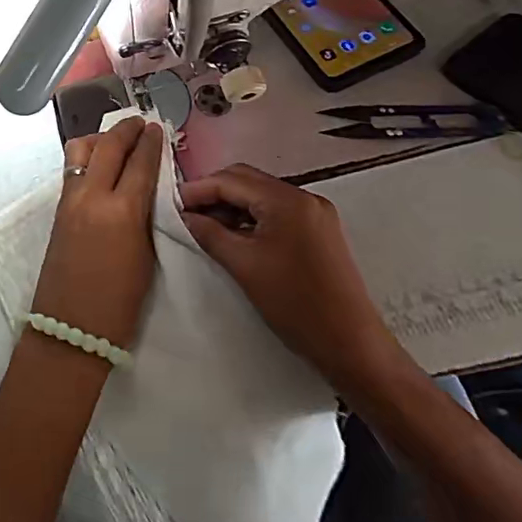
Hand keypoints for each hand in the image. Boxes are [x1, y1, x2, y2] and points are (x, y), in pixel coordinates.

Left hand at [32, 118, 164, 349]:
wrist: (71, 328)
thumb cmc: (120, 302)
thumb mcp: (147, 256)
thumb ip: (147, 216)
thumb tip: (149, 191)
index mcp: (123, 211)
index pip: (140, 162)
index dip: (151, 142)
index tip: (158, 128)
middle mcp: (93, 197)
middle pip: (108, 146)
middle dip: (126, 130)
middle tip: (140, 123)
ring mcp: (70, 201)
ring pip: (80, 151)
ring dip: (100, 139)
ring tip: (115, 142)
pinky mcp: (57, 211)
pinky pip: (71, 171)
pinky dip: (87, 159)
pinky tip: (100, 167)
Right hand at [179, 164, 404, 390]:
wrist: (350, 342)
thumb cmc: (294, 304)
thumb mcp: (243, 266)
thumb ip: (209, 233)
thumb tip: (185, 216)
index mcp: (287, 200)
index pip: (232, 180)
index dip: (198, 189)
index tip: (171, 203)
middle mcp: (304, 197)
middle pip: (248, 181)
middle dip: (214, 193)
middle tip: (185, 214)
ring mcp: (315, 213)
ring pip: (262, 197)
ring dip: (233, 206)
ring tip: (205, 227)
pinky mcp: (319, 231)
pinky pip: (278, 213)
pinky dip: (253, 219)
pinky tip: (234, 236)